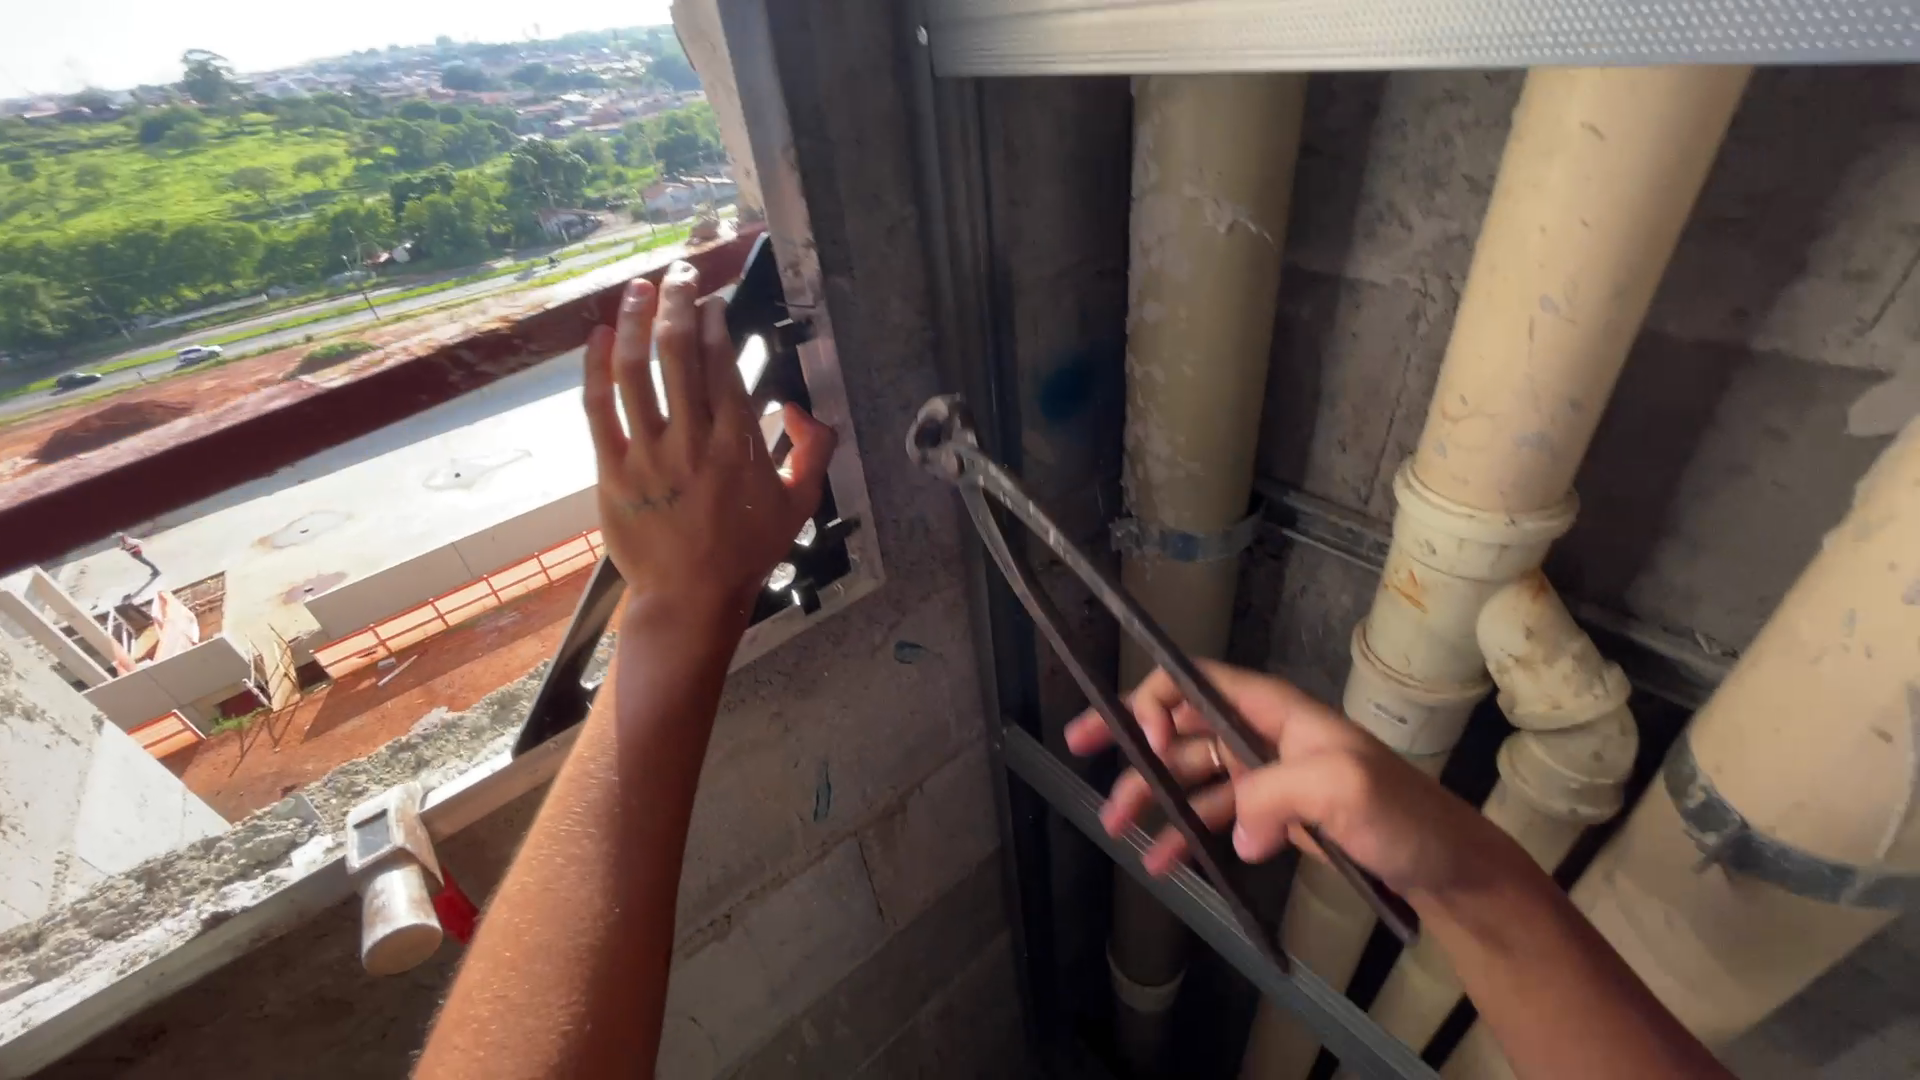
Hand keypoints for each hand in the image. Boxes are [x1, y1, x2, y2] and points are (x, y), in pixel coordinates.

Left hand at [583, 265, 835, 620]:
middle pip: (679, 353)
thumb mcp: (800, 505)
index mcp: (738, 445)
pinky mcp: (613, 470)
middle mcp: (692, 439)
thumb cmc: (748, 551)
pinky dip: (595, 368)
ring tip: (636, 287)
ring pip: (635, 371)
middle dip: (678, 302)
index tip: (712, 302)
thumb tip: (800, 408)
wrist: (692, 597)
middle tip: (678, 272)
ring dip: (633, 321)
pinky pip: (599, 409)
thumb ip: (813, 452)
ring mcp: (648, 453)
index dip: (715, 323)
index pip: (723, 365)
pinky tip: (597, 336)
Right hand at [1064, 661, 1511, 900]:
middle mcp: (1256, 734)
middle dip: (1129, 738)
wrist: (1443, 868)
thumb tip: (1232, 830)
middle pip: (1177, 725)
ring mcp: (1258, 775)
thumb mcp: (1344, 788)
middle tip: (1080, 745)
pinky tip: (1161, 861)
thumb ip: (1275, 793)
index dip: (1157, 699)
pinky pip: (1208, 817)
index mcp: (1270, 710)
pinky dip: (1181, 835)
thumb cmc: (1402, 813)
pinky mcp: (1264, 814)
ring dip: (1148, 797)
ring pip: (1185, 774)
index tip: (1139, 739)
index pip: (1196, 682)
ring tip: (1116, 826)